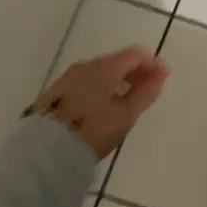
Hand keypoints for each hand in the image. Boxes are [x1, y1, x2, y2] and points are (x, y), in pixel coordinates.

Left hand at [24, 47, 169, 158]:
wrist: (44, 151)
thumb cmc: (93, 130)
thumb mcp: (126, 114)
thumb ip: (146, 92)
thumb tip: (162, 72)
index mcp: (106, 67)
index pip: (135, 54)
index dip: (151, 64)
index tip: (161, 80)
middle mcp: (86, 66)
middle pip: (117, 61)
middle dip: (134, 73)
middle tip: (144, 94)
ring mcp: (67, 78)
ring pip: (99, 73)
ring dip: (115, 82)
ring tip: (122, 105)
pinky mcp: (54, 93)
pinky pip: (84, 83)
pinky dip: (98, 89)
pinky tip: (99, 109)